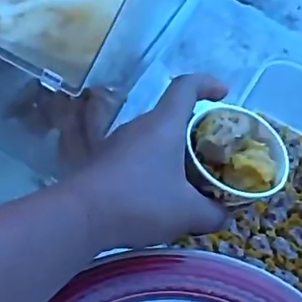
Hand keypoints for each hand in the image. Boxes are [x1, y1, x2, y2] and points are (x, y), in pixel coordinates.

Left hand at [65, 74, 228, 249]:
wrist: (78, 218)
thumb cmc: (139, 203)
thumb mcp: (187, 213)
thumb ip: (212, 213)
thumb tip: (224, 215)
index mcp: (163, 125)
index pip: (186, 86)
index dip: (207, 84)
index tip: (222, 95)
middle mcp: (136, 127)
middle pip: (168, 119)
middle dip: (191, 135)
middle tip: (207, 158)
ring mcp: (112, 145)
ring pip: (148, 143)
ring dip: (167, 158)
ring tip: (182, 185)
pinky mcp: (97, 166)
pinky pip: (130, 162)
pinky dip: (146, 173)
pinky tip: (152, 201)